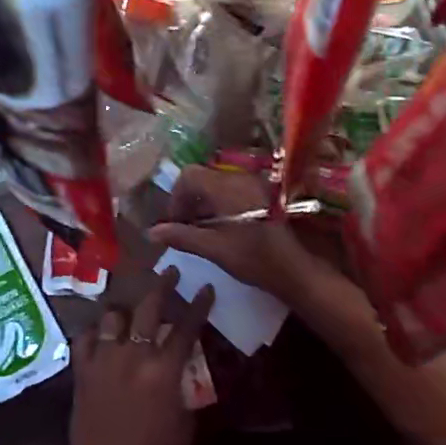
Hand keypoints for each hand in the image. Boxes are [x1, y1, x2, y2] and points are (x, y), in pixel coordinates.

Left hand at [57, 274, 214, 444]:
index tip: (207, 287)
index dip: (200, 304)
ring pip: (113, 317)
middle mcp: (134, 358)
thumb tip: (188, 372)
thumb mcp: (186, 422)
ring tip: (131, 306)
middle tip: (170, 272)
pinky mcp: (82, 374)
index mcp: (165, 370)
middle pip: (149, 308)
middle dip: (163, 286)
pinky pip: (85, 340)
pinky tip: (102, 334)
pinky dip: (95, 332)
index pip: (187, 326)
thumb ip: (187, 389)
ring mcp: (104, 363)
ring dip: (125, 309)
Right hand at [147, 166, 377, 350]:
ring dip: (203, 203)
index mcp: (228, 187)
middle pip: (203, 177)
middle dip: (188, 200)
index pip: (189, 175)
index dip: (176, 197)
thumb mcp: (214, 249)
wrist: (294, 269)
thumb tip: (151, 232)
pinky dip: (219, 204)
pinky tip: (218, 228)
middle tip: (182, 227)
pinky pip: (232, 191)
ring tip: (198, 230)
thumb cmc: (254, 258)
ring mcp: (254, 185)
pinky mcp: (262, 195)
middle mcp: (241, 179)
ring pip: (217, 184)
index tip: (173, 223)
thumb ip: (183, 236)